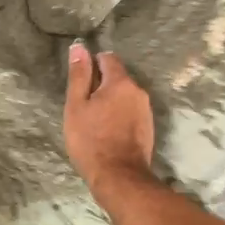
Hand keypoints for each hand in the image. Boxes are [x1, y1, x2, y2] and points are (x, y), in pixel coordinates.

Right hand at [63, 42, 153, 198]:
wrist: (119, 177)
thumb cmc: (91, 140)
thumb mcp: (76, 106)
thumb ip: (79, 76)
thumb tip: (79, 48)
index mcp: (121, 82)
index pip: (108, 58)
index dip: (91, 66)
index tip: (80, 84)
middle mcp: (138, 91)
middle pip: (117, 77)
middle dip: (101, 85)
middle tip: (84, 106)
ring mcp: (146, 110)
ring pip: (124, 96)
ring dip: (111, 102)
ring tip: (94, 121)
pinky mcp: (148, 127)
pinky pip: (130, 111)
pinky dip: (119, 115)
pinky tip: (108, 132)